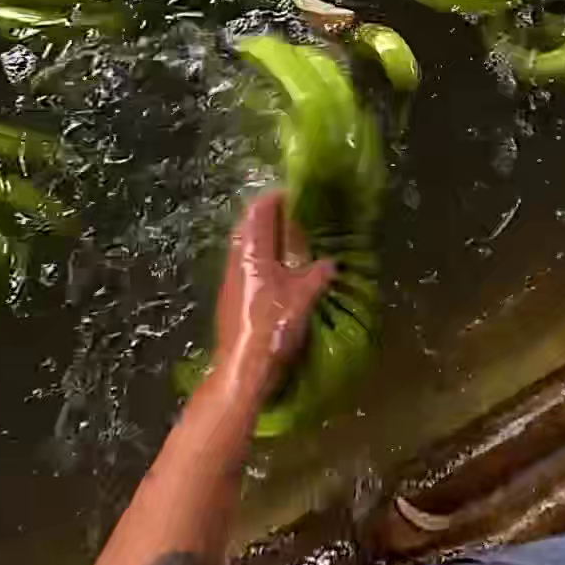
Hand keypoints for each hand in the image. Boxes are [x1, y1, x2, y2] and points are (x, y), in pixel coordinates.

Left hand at [214, 190, 334, 393]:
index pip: (259, 214)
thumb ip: (318, 274)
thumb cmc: (272, 328)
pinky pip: (249, 262)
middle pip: (249, 227)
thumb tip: (332, 261)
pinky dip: (266, 253)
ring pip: (247, 245)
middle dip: (270, 214)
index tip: (298, 191)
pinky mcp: (235, 297)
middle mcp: (238, 263)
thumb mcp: (303, 298)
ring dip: (267, 234)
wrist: (242, 372)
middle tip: (297, 210)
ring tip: (294, 233)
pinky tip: (284, 264)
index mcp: (253, 257)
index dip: (276, 198)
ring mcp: (233, 281)